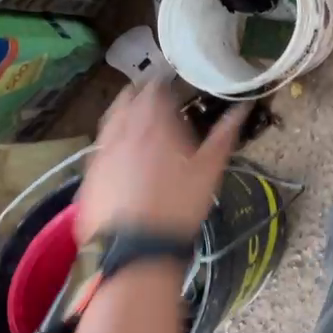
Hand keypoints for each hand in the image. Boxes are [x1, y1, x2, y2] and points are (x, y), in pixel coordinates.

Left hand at [76, 81, 251, 242]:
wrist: (135, 251)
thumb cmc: (179, 204)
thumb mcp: (211, 168)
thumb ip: (226, 132)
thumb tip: (244, 106)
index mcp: (154, 125)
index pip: (155, 90)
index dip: (164, 82)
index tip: (174, 82)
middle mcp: (123, 133)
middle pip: (127, 100)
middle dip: (140, 92)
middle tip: (154, 93)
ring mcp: (102, 155)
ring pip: (109, 122)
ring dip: (122, 112)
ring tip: (135, 113)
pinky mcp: (88, 177)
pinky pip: (99, 146)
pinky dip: (110, 138)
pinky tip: (119, 148)